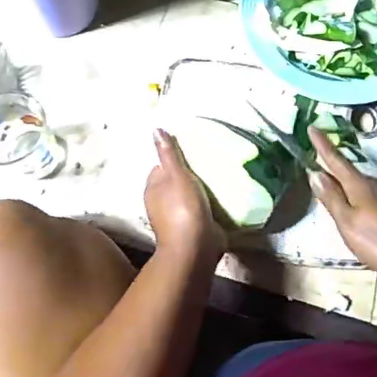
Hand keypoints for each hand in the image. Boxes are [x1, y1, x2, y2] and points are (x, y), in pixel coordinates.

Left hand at [144, 129, 226, 261]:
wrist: (196, 246)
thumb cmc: (182, 207)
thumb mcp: (175, 174)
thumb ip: (168, 153)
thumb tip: (155, 129)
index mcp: (153, 188)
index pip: (160, 167)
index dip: (174, 159)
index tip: (192, 151)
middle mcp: (161, 202)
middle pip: (176, 181)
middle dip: (190, 174)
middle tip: (210, 162)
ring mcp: (177, 216)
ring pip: (189, 195)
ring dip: (201, 189)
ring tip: (220, 175)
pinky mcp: (194, 227)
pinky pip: (202, 209)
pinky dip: (210, 203)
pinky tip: (223, 196)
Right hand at [309, 129, 376, 281]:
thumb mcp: (348, 222)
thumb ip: (331, 198)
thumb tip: (315, 173)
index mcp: (360, 184)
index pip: (336, 159)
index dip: (322, 144)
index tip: (312, 126)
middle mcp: (375, 183)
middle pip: (349, 173)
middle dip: (333, 173)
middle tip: (317, 177)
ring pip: (360, 187)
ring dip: (347, 190)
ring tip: (336, 204)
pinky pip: (371, 198)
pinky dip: (359, 201)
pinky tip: (359, 218)